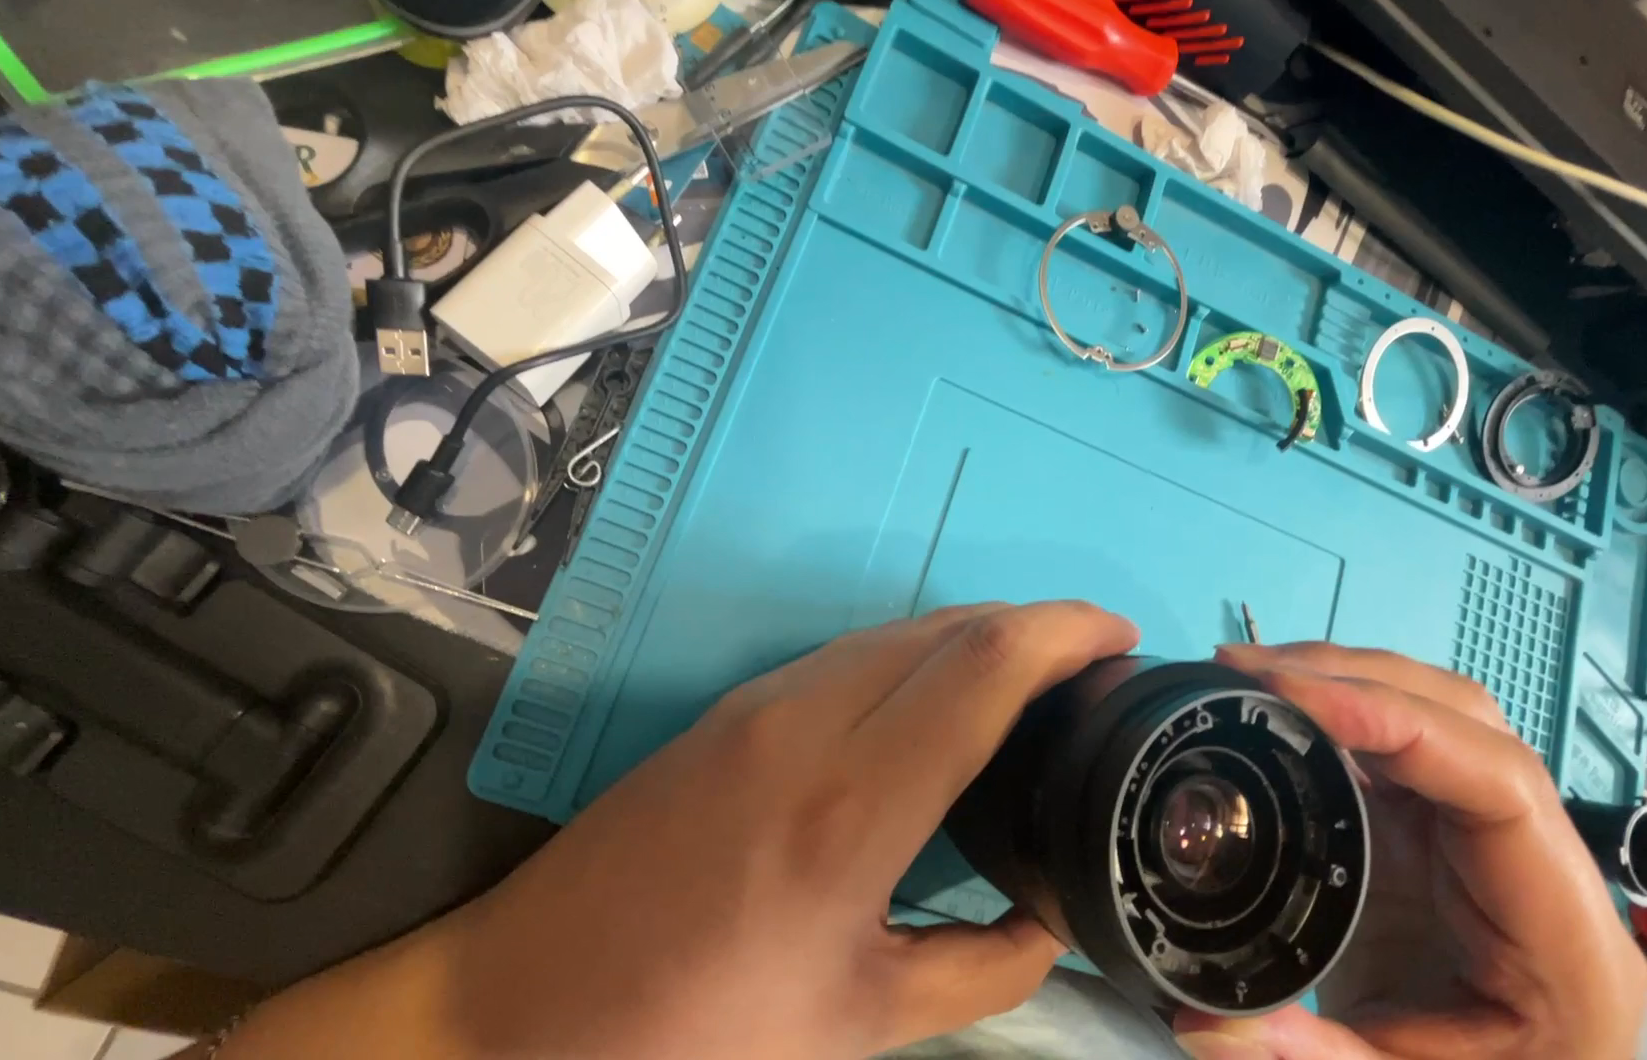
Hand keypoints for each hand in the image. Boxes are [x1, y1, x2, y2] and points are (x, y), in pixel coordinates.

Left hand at [220, 601, 1138, 1059]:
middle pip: (950, 625)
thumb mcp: (857, 1018)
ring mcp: (766, 698)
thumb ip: (980, 969)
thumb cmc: (694, 1024)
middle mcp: (812, 718)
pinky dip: (921, 655)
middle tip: (1093, 668)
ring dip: (978, 635)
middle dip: (1036, 626)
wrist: (523, 996)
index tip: (1122, 637)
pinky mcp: (736, 702)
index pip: (984, 664)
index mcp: (856, 801)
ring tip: (1033, 680)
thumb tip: (1049, 922)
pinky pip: (855, 652)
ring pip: (901, 629)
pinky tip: (940, 700)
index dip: (1066, 632)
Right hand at [1174, 644, 1646, 1059]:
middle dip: (1350, 676)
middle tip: (1241, 670)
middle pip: (1463, 717)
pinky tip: (1274, 703)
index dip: (1392, 721)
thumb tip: (1193, 1022)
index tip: (1283, 693)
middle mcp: (1530, 851)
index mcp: (1557, 921)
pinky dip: (1329, 704)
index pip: (1495, 781)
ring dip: (1339, 675)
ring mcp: (1477, 828)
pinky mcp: (1433, 821)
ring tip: (1247, 672)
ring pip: (1430, 710)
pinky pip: (1389, 738)